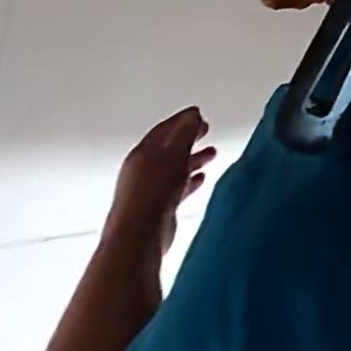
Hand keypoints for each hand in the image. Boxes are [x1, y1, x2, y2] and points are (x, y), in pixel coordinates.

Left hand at [103, 105, 216, 258]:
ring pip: (174, 168)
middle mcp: (141, 170)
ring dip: (193, 159)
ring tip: (211, 154)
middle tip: (205, 130)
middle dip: (189, 138)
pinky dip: (189, 180)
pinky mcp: (155, 210)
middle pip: (169, 148)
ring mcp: (147, 191)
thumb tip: (192, 116)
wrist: (139, 237)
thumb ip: (186, 132)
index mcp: (142, 153)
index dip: (182, 119)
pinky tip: (200, 179)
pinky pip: (175, 188)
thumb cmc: (154, 192)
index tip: (197, 114)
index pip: (165, 129)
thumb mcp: (175, 153)